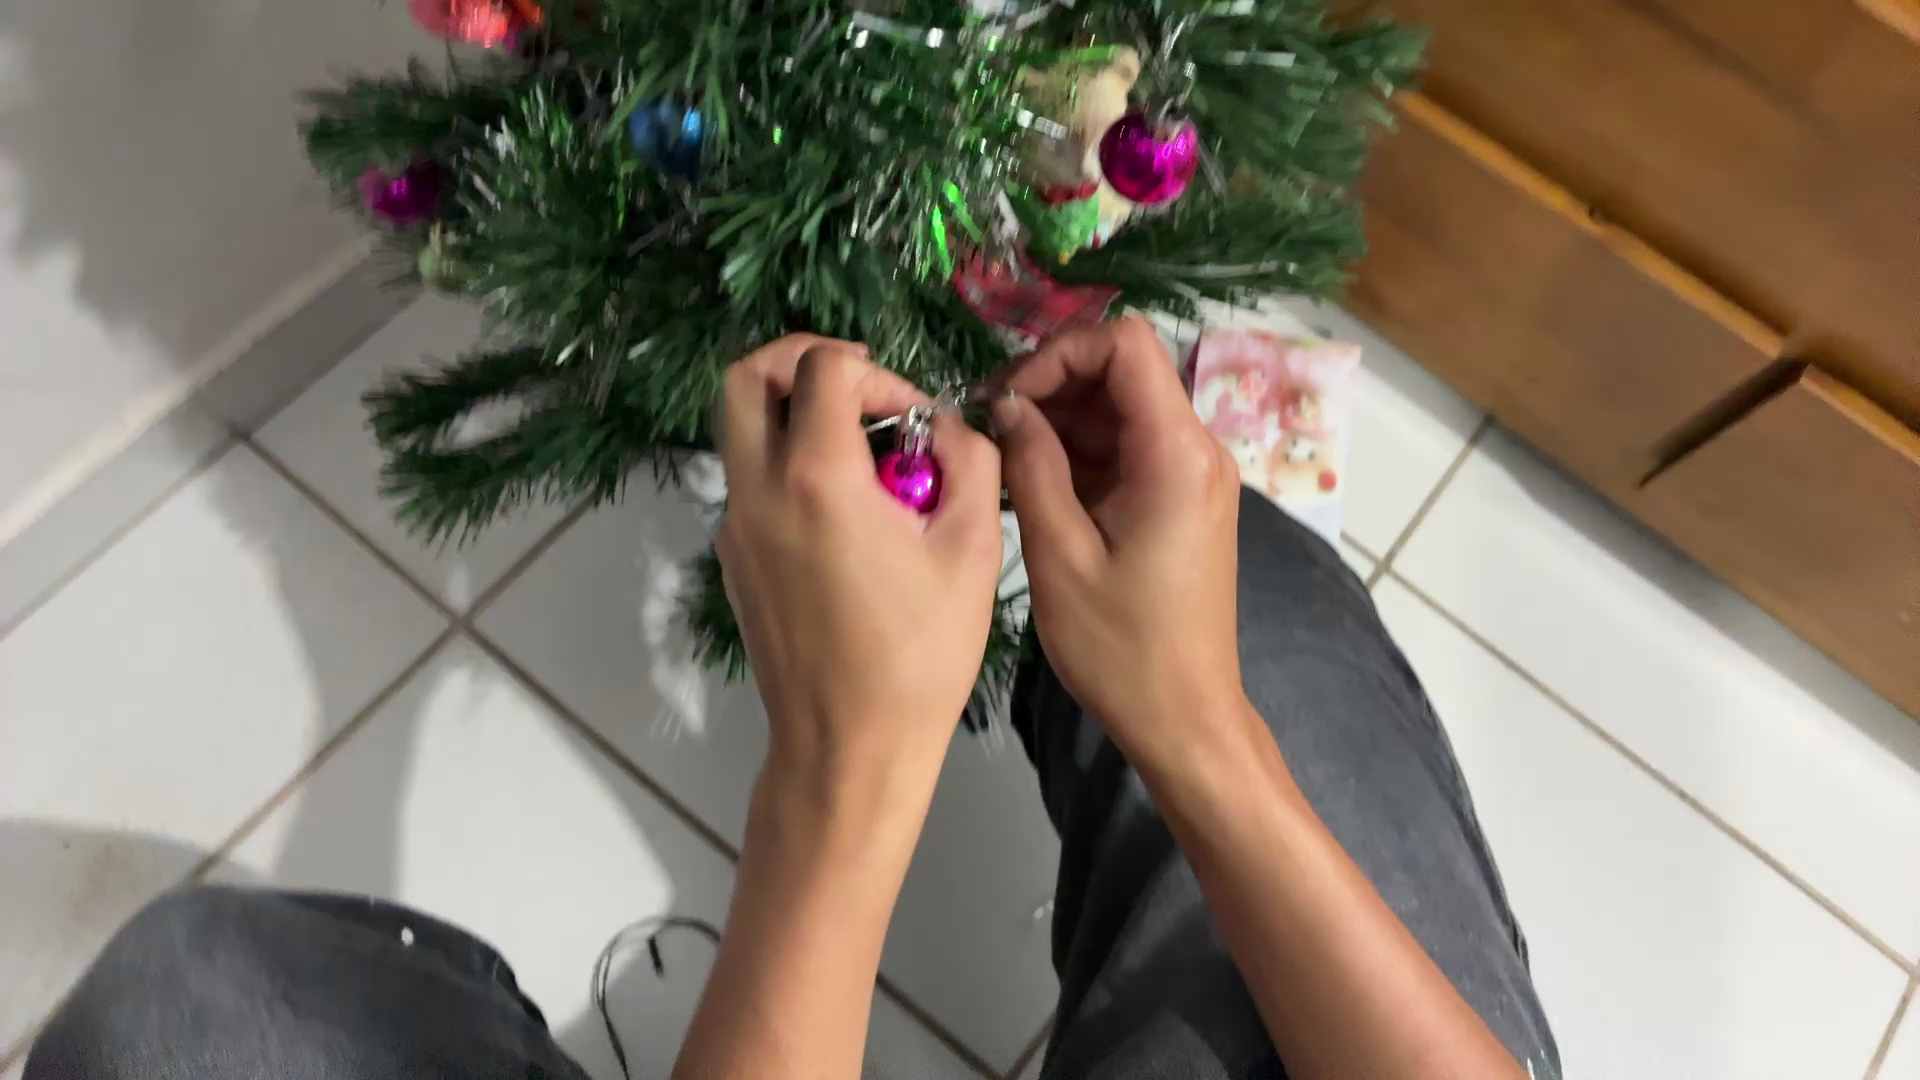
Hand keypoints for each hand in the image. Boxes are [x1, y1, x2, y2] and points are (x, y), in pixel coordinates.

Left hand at [717, 335, 1003, 806]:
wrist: (850, 745)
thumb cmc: (921, 652)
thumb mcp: (974, 550)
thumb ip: (970, 462)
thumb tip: (946, 427)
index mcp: (816, 479)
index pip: (822, 368)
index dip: (878, 375)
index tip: (916, 422)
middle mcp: (757, 492)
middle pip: (745, 378)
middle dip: (802, 360)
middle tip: (859, 387)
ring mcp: (735, 529)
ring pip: (740, 429)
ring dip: (796, 415)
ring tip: (864, 459)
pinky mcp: (733, 561)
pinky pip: (751, 482)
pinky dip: (790, 466)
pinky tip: (846, 518)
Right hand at [991, 317, 1249, 770]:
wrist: (1182, 714)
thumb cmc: (1120, 646)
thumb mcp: (1059, 553)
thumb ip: (1030, 464)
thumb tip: (1007, 404)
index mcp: (1175, 454)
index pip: (1125, 344)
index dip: (1058, 353)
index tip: (1008, 399)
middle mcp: (1196, 449)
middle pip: (1122, 372)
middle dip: (1051, 385)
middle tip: (992, 426)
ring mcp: (1191, 474)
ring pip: (1119, 410)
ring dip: (1060, 421)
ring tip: (1004, 459)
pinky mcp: (1179, 499)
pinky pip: (1125, 449)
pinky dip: (1079, 454)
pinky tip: (1036, 484)